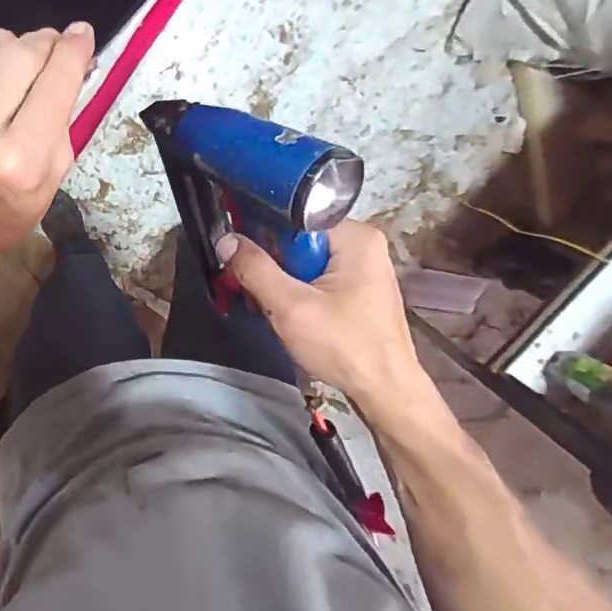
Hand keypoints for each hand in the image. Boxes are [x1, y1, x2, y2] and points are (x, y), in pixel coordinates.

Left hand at [0, 23, 95, 292]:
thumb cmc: (9, 209)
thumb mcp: (54, 176)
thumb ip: (64, 117)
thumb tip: (71, 58)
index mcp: (18, 162)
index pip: (53, 84)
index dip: (74, 50)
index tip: (82, 34)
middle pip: (18, 55)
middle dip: (44, 42)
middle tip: (53, 47)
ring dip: (5, 41)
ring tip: (15, 57)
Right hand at [217, 222, 441, 426]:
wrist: (386, 394)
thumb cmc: (345, 347)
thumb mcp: (290, 307)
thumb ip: (254, 269)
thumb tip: (225, 240)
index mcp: (354, 235)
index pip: (291, 216)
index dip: (261, 234)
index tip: (241, 256)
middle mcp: (361, 242)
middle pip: (294, 238)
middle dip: (272, 265)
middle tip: (260, 294)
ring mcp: (361, 265)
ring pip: (300, 260)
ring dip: (281, 283)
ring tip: (278, 309)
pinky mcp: (356, 285)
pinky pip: (313, 274)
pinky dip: (296, 292)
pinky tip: (292, 314)